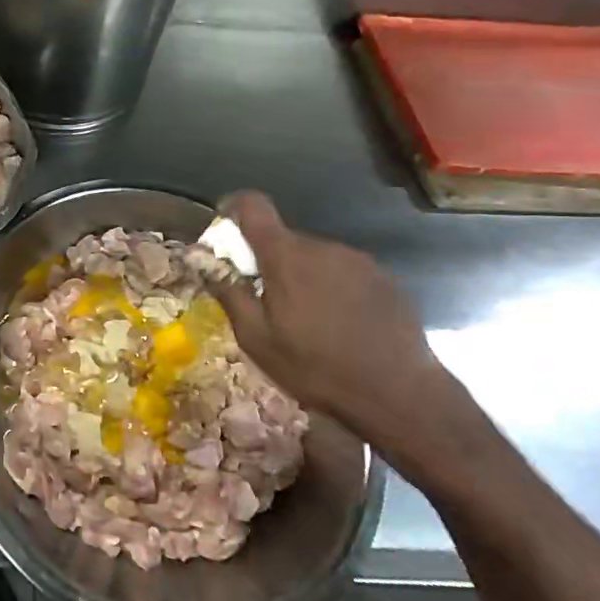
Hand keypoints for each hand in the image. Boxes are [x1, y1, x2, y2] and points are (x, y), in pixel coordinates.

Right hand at [208, 190, 463, 459]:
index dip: (234, 208)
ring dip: (303, 277)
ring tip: (308, 322)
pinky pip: (345, 273)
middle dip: (269, 262)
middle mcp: (323, 247)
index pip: (254, 206)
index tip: (225, 230)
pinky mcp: (385, 279)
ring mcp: (359, 261)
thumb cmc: (315, 367)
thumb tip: (200, 258)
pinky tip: (341, 327)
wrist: (399, 394)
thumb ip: (228, 292)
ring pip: (315, 258)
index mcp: (286, 256)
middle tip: (267, 303)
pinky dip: (333, 290)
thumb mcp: (256, 338)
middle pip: (284, 239)